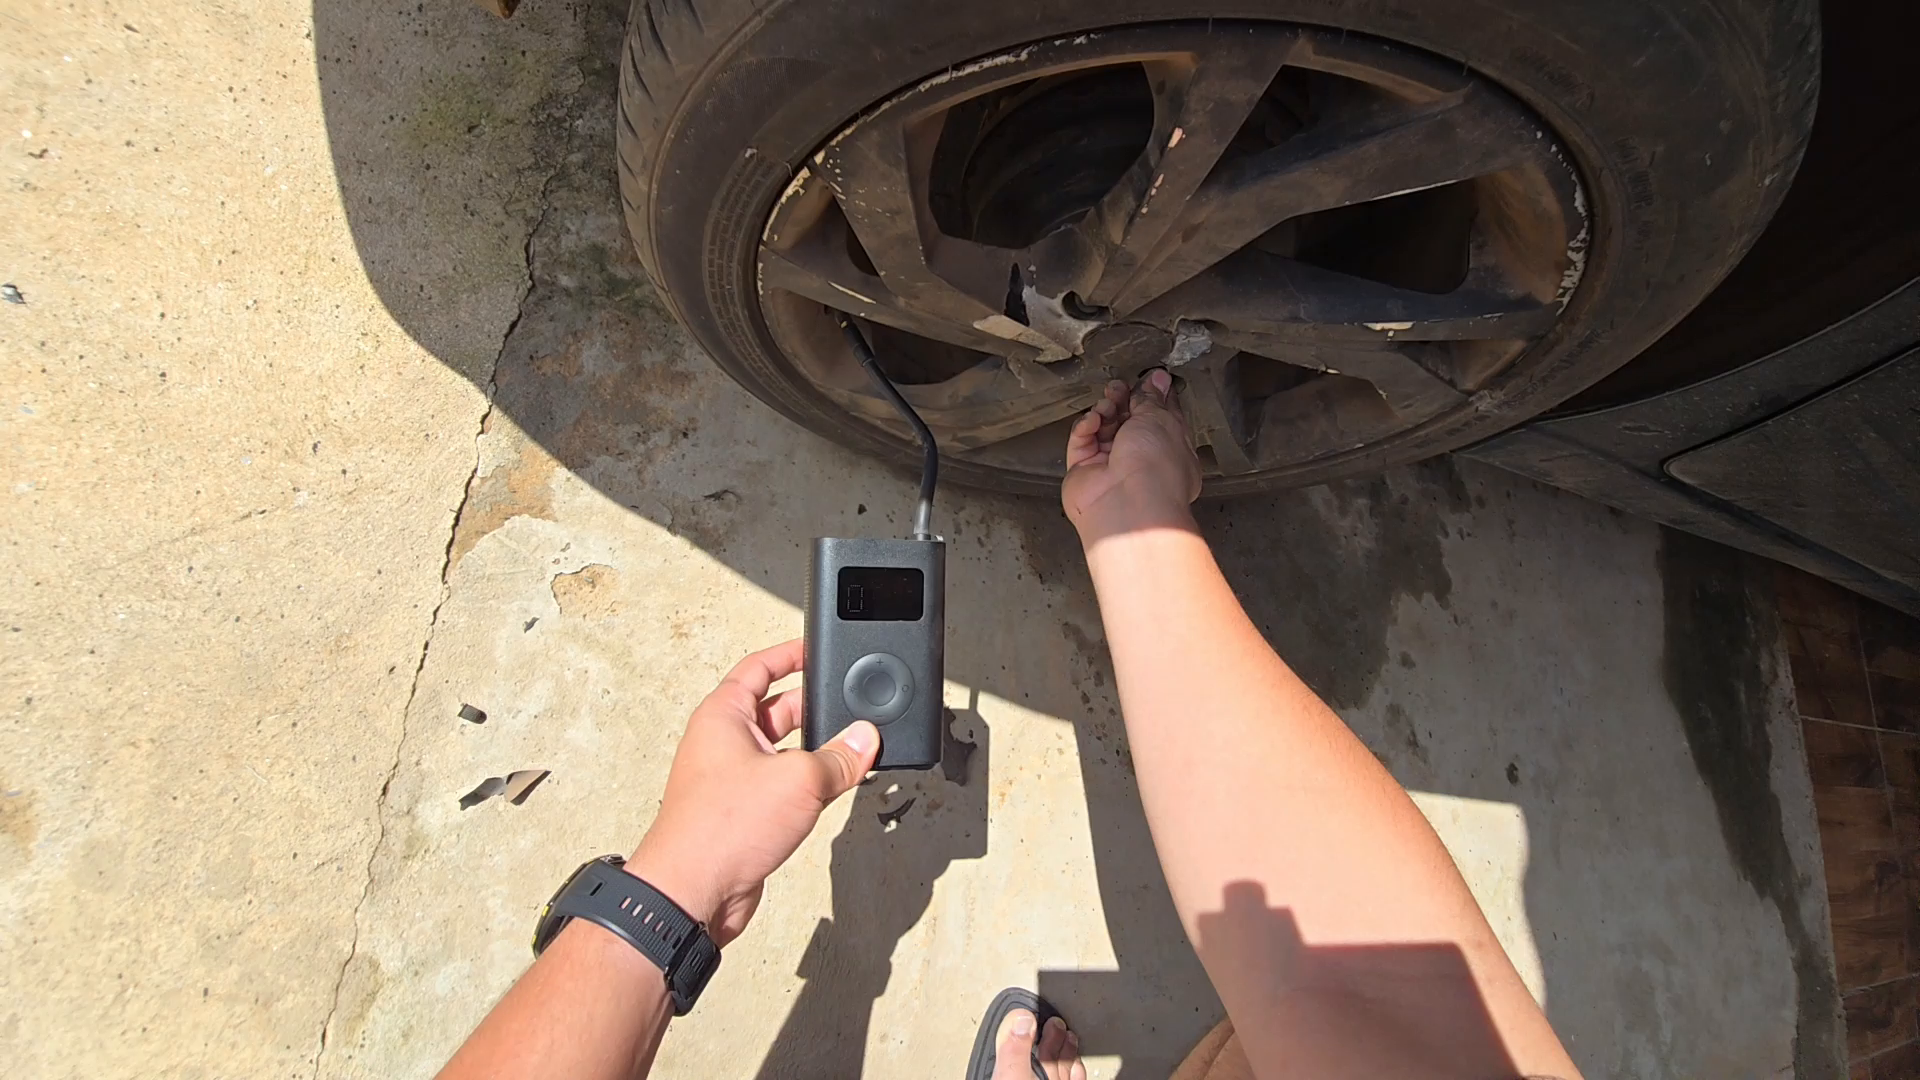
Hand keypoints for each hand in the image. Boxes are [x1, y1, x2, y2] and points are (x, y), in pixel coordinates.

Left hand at [627, 639, 877, 946]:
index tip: (814, 648)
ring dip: (814, 750)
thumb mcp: (798, 779)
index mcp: (723, 715)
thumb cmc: (719, 829)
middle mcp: (724, 742)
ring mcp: (733, 778)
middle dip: (813, 707)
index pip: (759, 667)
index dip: (789, 655)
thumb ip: (839, 757)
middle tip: (847, 704)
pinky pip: (783, 783)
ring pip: (783, 749)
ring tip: (849, 749)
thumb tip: (864, 741)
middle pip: (776, 708)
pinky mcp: (744, 811)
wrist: (691, 896)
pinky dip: (808, 782)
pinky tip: (833, 788)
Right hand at [1062, 370, 1201, 538]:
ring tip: (1106, 406)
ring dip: (1104, 411)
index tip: (1147, 378)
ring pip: (1102, 428)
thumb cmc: (1156, 468)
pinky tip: (1092, 421)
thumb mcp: (1161, 419)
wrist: (1128, 503)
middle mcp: (1140, 459)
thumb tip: (1157, 380)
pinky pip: (1081, 441)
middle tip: (1118, 389)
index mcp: (1170, 449)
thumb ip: (1152, 398)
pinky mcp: (1084, 471)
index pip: (1159, 416)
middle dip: (1123, 400)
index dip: (1152, 395)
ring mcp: (1110, 466)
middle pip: (1127, 420)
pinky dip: (1085, 427)